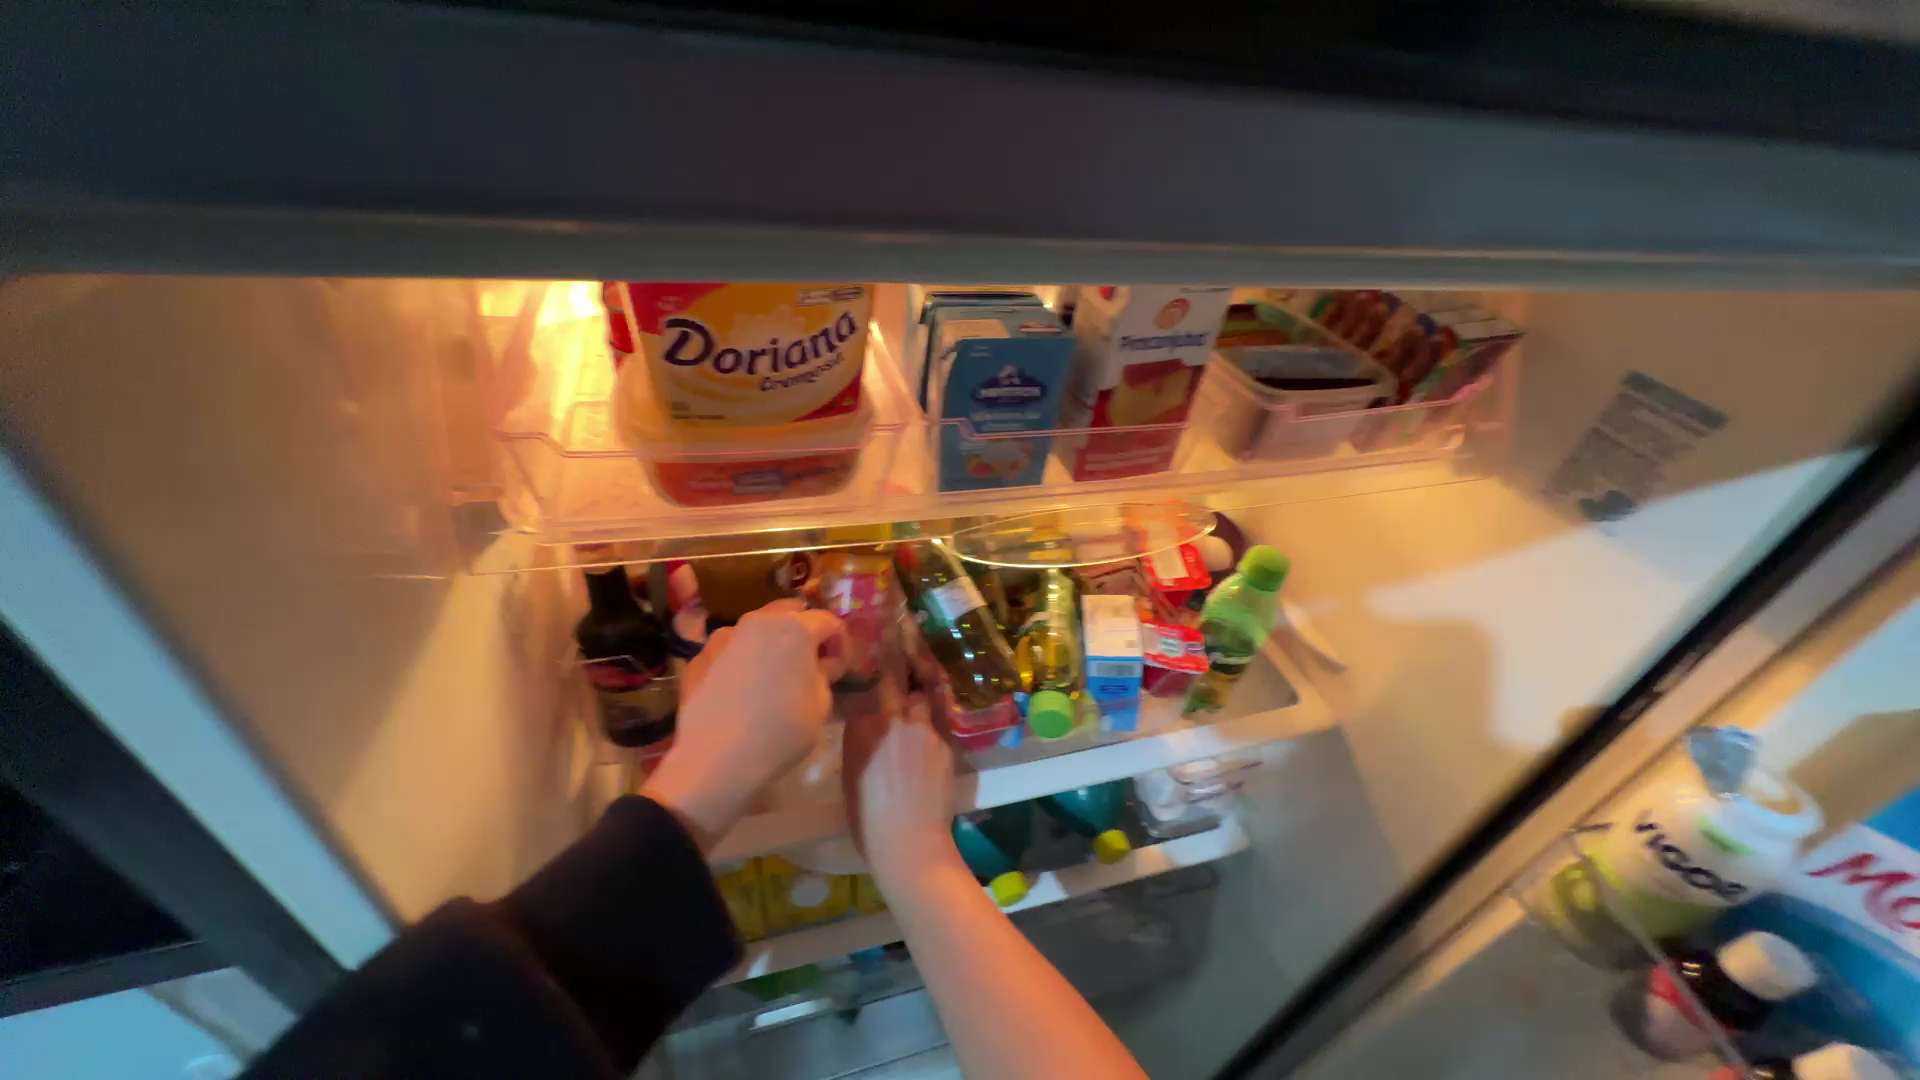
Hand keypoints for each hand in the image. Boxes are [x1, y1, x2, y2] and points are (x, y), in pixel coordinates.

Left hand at [643, 598, 843, 849]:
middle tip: (809, 663)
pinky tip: (742, 691)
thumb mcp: (821, 706)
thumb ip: (825, 675)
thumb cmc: (780, 731)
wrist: (715, 760)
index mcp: (794, 628)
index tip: (841, 668)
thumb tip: (822, 664)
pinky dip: (741, 661)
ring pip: (755, 629)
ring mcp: (722, 637)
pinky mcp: (698, 658)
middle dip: (804, 632)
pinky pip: (729, 651)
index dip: (841, 643)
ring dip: (770, 644)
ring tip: (773, 675)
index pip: (828, 621)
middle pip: (789, 613)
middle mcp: (757, 622)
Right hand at [841, 679, 960, 888]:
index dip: (872, 686)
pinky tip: (933, 741)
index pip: (866, 693)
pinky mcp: (945, 741)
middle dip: (897, 663)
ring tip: (920, 707)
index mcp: (860, 729)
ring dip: (919, 703)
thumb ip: (860, 743)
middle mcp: (890, 720)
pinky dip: (934, 728)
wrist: (908, 841)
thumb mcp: (851, 775)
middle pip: (896, 680)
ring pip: (922, 700)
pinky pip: (939, 723)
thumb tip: (867, 728)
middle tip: (901, 644)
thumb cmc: (868, 819)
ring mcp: (921, 728)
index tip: (875, 680)